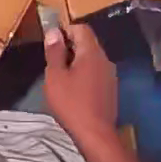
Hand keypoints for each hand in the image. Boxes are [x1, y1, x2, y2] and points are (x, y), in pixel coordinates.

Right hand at [44, 19, 116, 144]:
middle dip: (70, 47)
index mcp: (91, 53)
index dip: (65, 30)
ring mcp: (110, 74)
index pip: (81, 28)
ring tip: (61, 77)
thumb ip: (54, 52)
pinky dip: (84, 74)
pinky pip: (95, 73)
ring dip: (76, 62)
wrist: (95, 133)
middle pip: (87, 43)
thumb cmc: (71, 103)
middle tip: (52, 61)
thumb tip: (54, 31)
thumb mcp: (55, 77)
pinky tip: (74, 89)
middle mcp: (105, 59)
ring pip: (92, 59)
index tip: (51, 42)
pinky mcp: (110, 88)